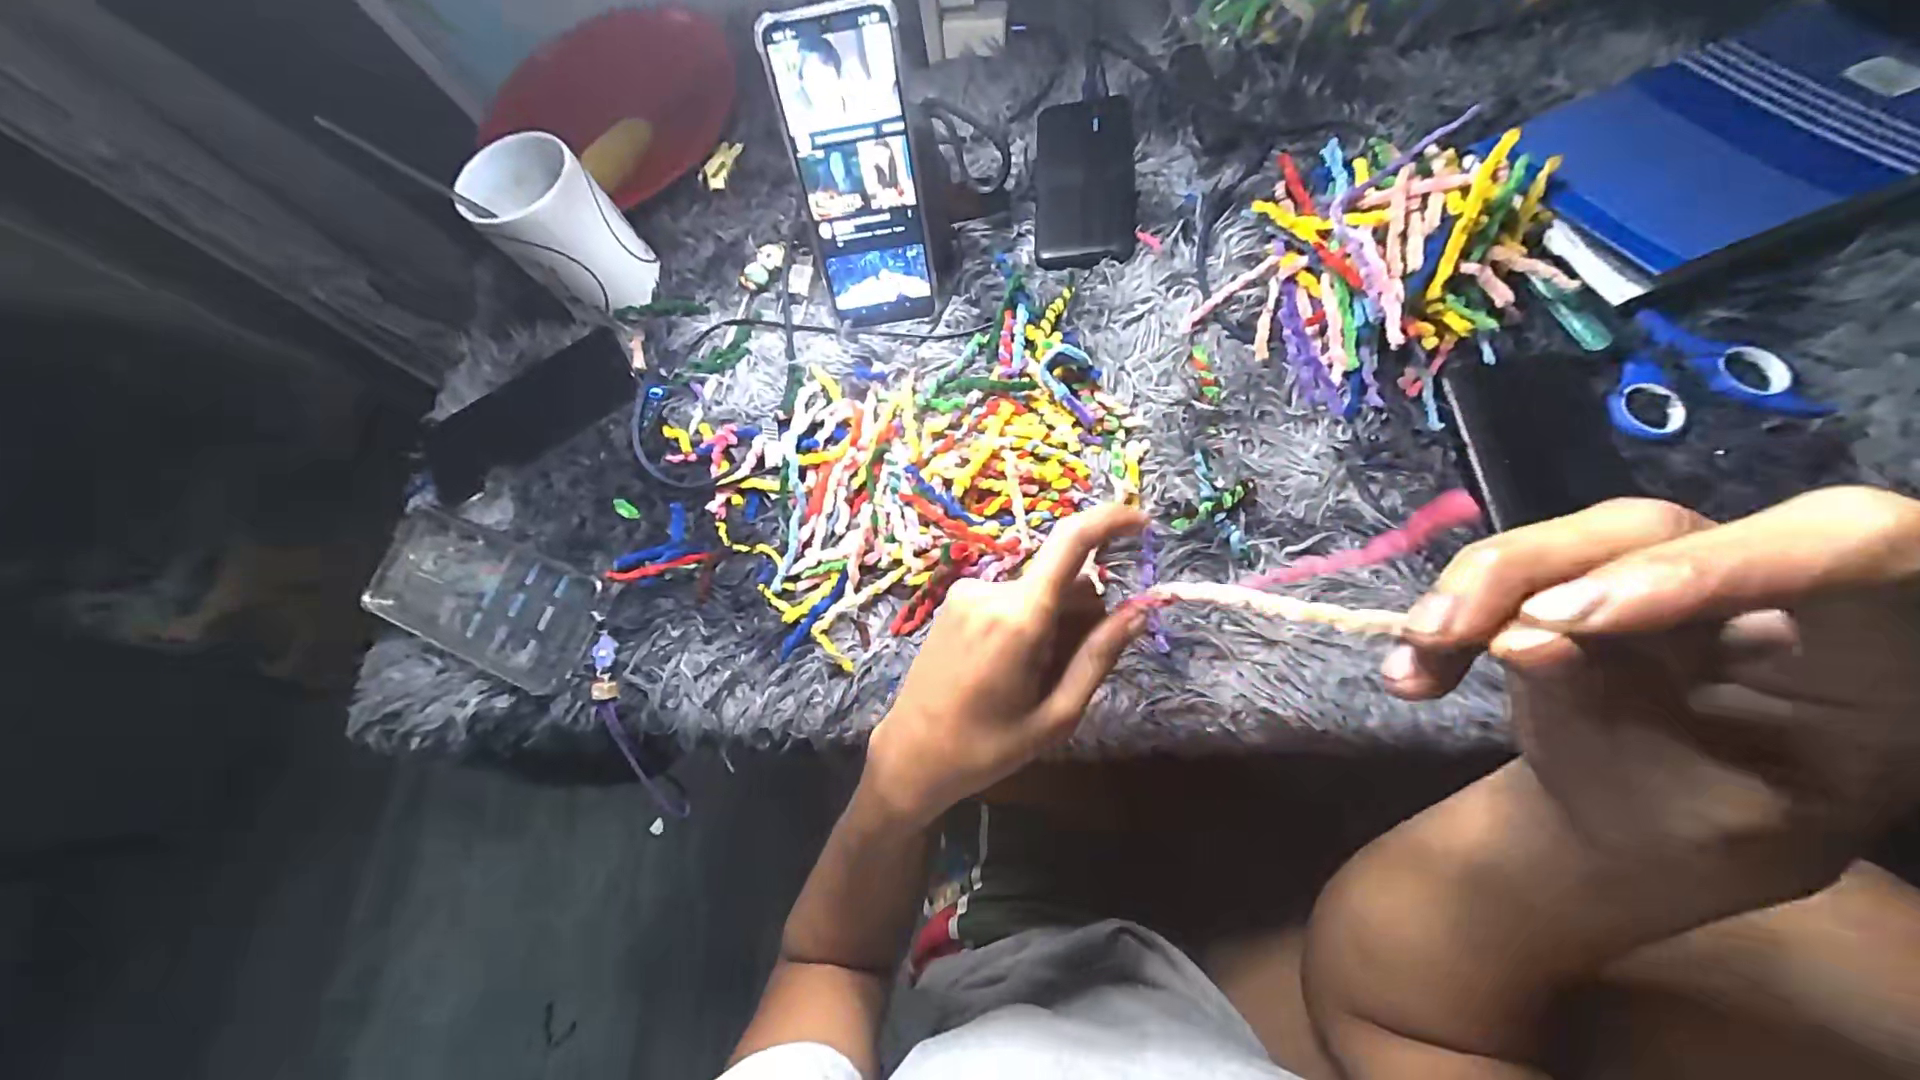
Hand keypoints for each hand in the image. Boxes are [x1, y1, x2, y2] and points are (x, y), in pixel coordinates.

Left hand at [863, 504, 1148, 824]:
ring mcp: (968, 592)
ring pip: (1040, 590)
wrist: (910, 753)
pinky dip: (1028, 620)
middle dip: (1084, 613)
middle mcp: (991, 590)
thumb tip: (1141, 609)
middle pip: (1064, 580)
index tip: (1143, 522)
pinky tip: (1010, 664)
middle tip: (1070, 669)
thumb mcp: (1056, 715)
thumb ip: (1099, 656)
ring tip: (1033, 675)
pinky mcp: (955, 600)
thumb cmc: (987, 747)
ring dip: (1054, 621)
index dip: (1111, 520)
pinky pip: (1013, 596)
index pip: (1071, 541)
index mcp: (1019, 618)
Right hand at [1385, 488, 1919, 904]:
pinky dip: (1447, 619)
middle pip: (1645, 530)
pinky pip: (1503, 576)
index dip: (1708, 564)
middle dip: (1524, 572)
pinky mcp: (1575, 581)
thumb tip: (1518, 641)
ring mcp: (1652, 575)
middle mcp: (1759, 584)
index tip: (1562, 619)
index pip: (1845, 551)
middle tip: (1438, 634)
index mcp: (1871, 647)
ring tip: (1407, 668)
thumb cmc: (1702, 836)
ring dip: (1465, 596)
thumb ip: (1609, 720)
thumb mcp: (1684, 811)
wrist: (1640, 829)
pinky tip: (1412, 673)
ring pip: (1560, 542)